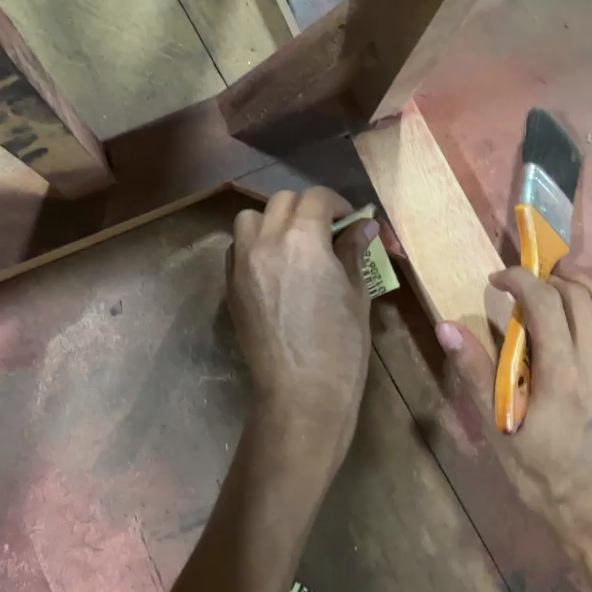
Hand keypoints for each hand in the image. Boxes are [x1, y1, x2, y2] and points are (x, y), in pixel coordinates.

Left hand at [229, 187, 378, 463]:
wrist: (300, 393)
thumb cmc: (340, 346)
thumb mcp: (356, 294)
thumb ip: (354, 252)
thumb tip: (362, 226)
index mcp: (303, 239)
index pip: (316, 198)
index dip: (336, 203)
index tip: (348, 220)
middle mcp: (266, 242)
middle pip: (282, 201)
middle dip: (306, 208)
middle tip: (325, 230)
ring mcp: (242, 263)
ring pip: (250, 218)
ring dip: (272, 221)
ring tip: (292, 244)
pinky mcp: (230, 286)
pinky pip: (237, 248)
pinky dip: (254, 245)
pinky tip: (274, 267)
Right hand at [438, 268, 591, 532]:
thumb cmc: (545, 476)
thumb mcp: (500, 429)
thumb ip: (476, 372)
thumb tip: (446, 327)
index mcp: (563, 375)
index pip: (546, 302)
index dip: (520, 279)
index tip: (498, 280)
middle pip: (579, 296)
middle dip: (547, 279)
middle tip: (522, 285)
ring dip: (580, 285)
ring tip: (556, 285)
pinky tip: (584, 315)